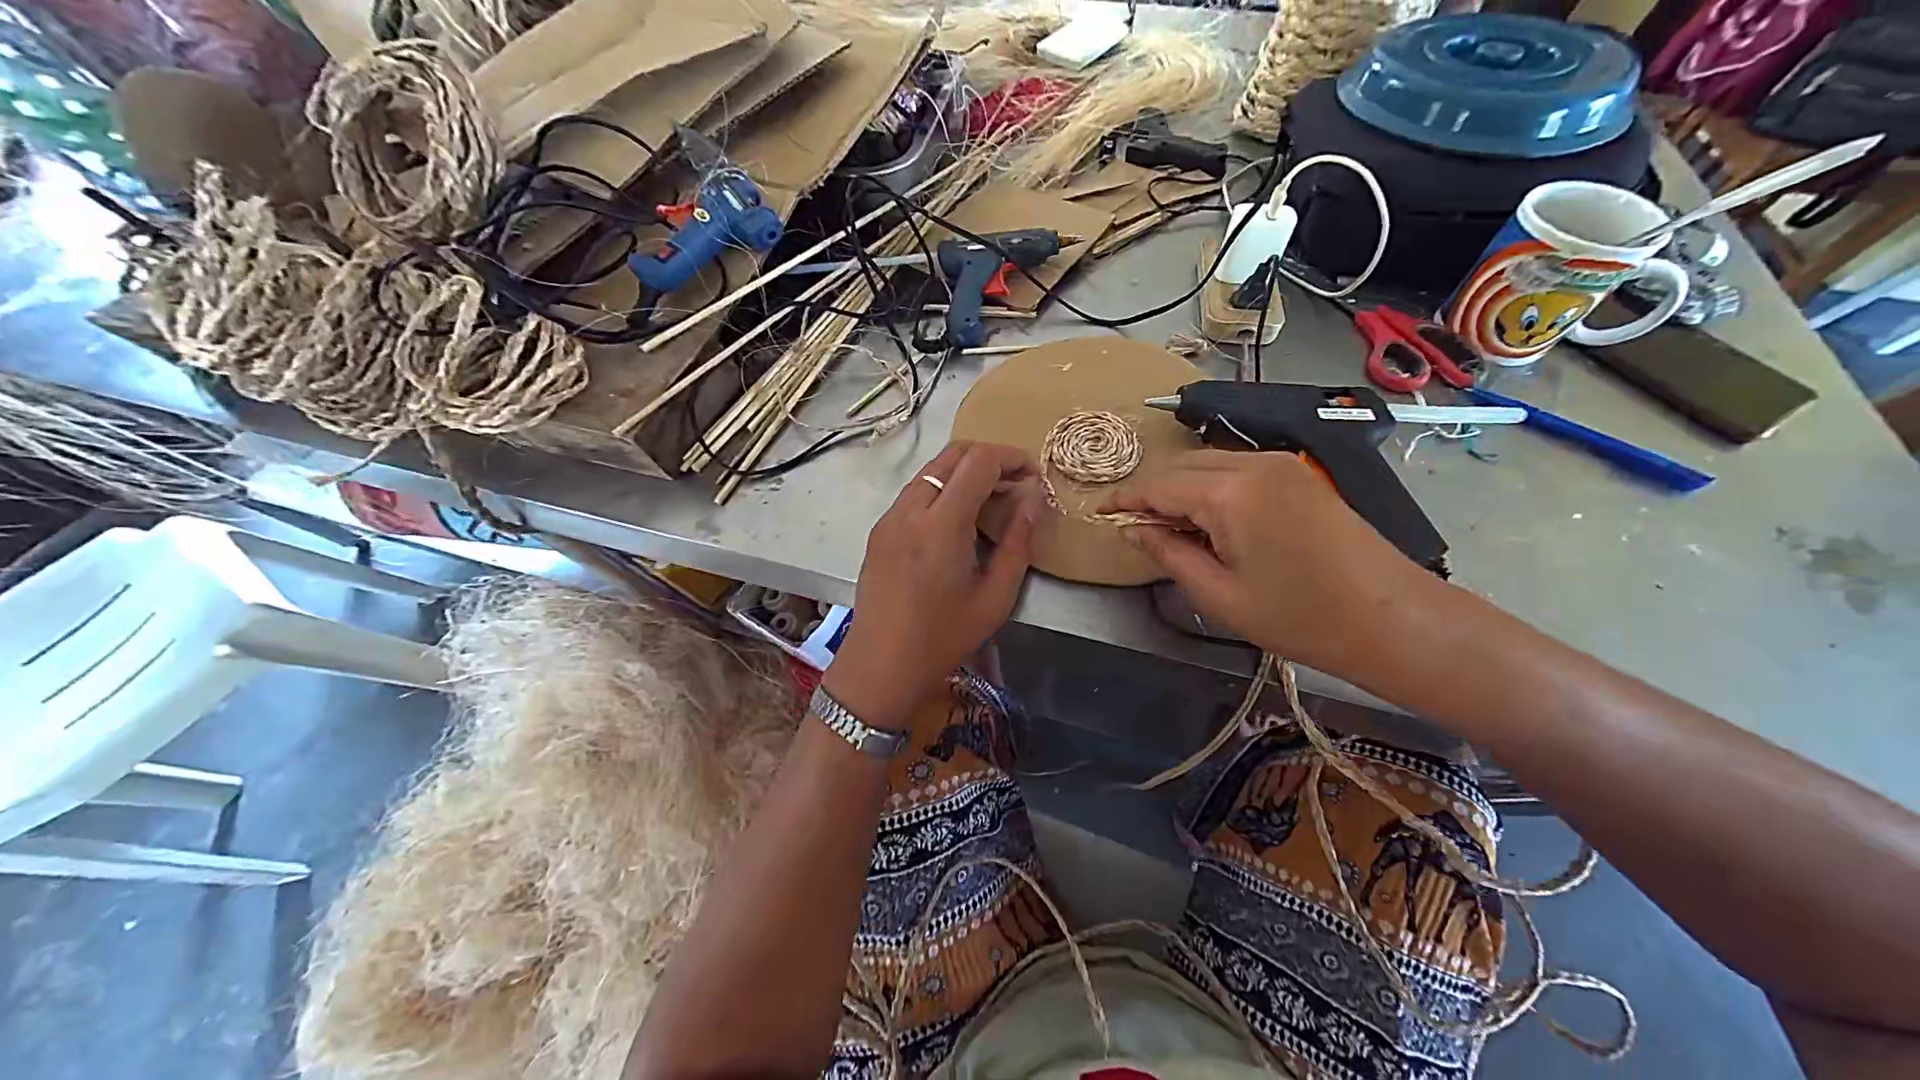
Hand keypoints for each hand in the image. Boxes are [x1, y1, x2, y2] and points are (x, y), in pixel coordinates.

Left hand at [823, 441, 1045, 730]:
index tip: (1034, 475)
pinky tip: (958, 520)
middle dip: (989, 457)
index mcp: (941, 524)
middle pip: (951, 454)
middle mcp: (910, 510)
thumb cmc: (943, 638)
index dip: (1012, 457)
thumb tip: (1033, 500)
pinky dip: (942, 489)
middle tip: (1016, 483)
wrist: (880, 666)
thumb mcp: (995, 597)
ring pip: (930, 471)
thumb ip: (1017, 542)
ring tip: (991, 501)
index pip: (979, 461)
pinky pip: (914, 493)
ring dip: (963, 473)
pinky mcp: (878, 532)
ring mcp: (889, 519)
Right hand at [1101, 450, 1447, 678]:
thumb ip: (1168, 554)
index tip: (1099, 513)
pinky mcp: (1298, 474)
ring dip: (1182, 489)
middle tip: (1134, 529)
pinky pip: (1236, 469)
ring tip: (1171, 530)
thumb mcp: (1220, 595)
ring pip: (1208, 464)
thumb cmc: (1300, 617)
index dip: (1125, 500)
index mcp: (1230, 495)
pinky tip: (1210, 520)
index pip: (1158, 486)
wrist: (1392, 618)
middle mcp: (1253, 465)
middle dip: (1152, 493)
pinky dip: (1211, 487)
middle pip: (1181, 467)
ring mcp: (1281, 465)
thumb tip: (1132, 531)